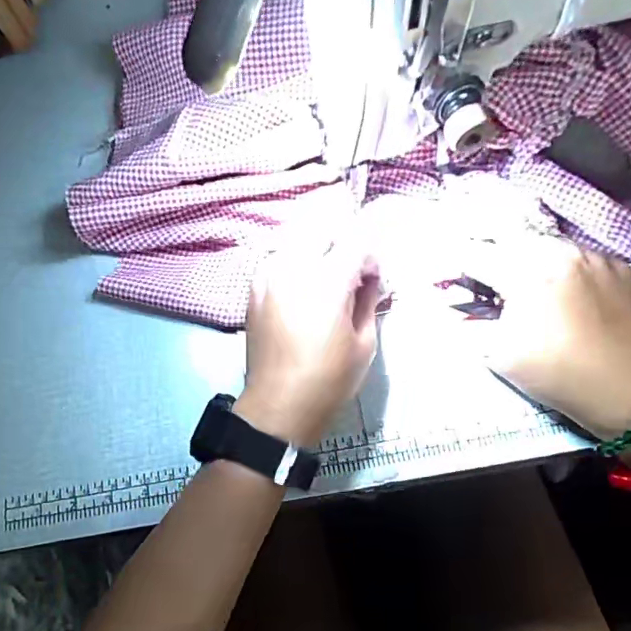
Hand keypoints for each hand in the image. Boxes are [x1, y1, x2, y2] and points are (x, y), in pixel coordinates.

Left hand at [236, 245, 383, 446]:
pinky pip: (280, 254)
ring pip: (298, 234)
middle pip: (324, 224)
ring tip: (330, 271)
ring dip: (319, 243)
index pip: (357, 239)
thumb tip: (370, 278)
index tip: (375, 277)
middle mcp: (294, 267)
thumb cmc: (329, 381)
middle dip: (345, 237)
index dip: (372, 254)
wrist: (278, 406)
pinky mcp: (254, 285)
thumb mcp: (364, 344)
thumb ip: (368, 300)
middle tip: (354, 267)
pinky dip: (297, 257)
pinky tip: (306, 281)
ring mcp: (269, 273)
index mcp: (327, 282)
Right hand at [477, 237, 630, 438]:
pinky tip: (572, 301)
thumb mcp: (497, 355)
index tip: (463, 285)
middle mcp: (562, 251)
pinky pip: (583, 260)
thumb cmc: (554, 372)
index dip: (464, 270)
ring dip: (537, 265)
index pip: (478, 254)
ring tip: (539, 296)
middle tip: (500, 292)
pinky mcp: (619, 267)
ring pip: (552, 247)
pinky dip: (571, 274)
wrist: (623, 387)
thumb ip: (470, 325)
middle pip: (516, 243)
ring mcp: (595, 256)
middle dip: (501, 263)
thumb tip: (459, 309)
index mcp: (527, 270)